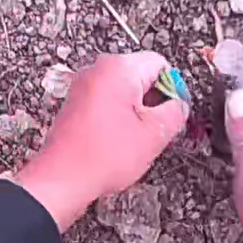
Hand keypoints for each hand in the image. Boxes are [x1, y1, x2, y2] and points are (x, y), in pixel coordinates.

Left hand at [14, 52, 187, 229]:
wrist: (62, 179)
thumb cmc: (101, 157)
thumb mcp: (154, 135)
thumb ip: (176, 112)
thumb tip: (180, 105)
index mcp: (119, 69)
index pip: (161, 64)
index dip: (174, 89)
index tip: (174, 112)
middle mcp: (98, 71)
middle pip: (141, 77)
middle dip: (154, 103)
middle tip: (156, 130)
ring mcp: (84, 87)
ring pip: (125, 93)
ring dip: (137, 114)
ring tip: (135, 140)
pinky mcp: (77, 105)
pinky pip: (108, 104)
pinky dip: (118, 120)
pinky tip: (118, 143)